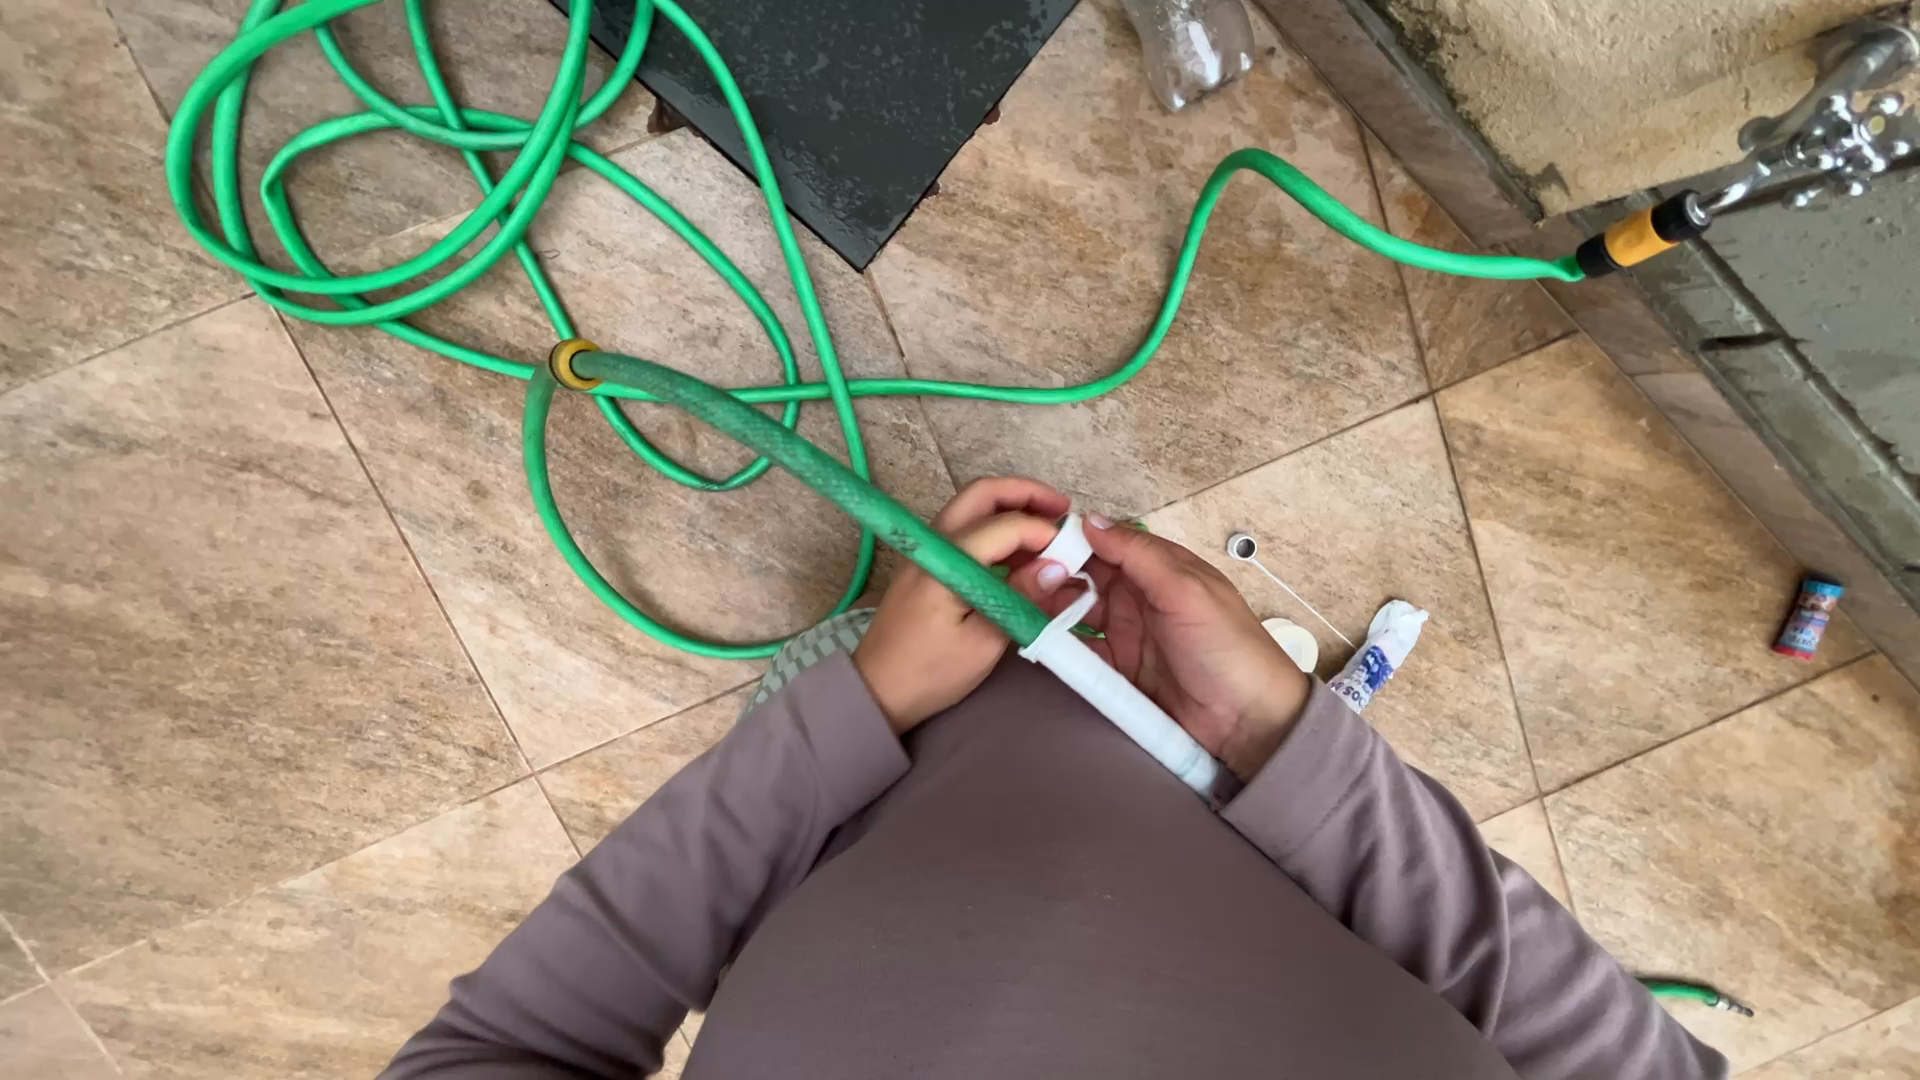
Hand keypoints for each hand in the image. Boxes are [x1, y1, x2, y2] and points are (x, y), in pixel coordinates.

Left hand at [853, 477, 1073, 733]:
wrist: (876, 690)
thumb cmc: (930, 673)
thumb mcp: (983, 642)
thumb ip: (1020, 597)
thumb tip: (1057, 567)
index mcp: (947, 562)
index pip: (1004, 525)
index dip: (1043, 532)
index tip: (1072, 551)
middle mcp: (933, 543)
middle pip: (982, 494)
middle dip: (1026, 494)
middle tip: (1063, 511)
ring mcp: (927, 550)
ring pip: (972, 507)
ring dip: (1011, 508)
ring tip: (1048, 530)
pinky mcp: (926, 563)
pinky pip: (964, 529)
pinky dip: (995, 528)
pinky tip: (1019, 553)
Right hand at [1048, 516, 1311, 782]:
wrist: (1249, 723)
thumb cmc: (1228, 647)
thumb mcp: (1186, 590)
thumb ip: (1138, 554)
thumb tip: (1090, 520)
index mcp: (1159, 568)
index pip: (1105, 543)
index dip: (1071, 540)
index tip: (1034, 542)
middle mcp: (1138, 596)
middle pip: (1083, 576)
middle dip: (1052, 573)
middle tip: (1020, 578)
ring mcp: (1125, 633)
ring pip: (1074, 611)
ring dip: (1049, 607)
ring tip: (1022, 606)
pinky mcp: (1117, 669)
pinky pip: (1078, 651)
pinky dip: (1057, 644)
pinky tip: (1035, 638)